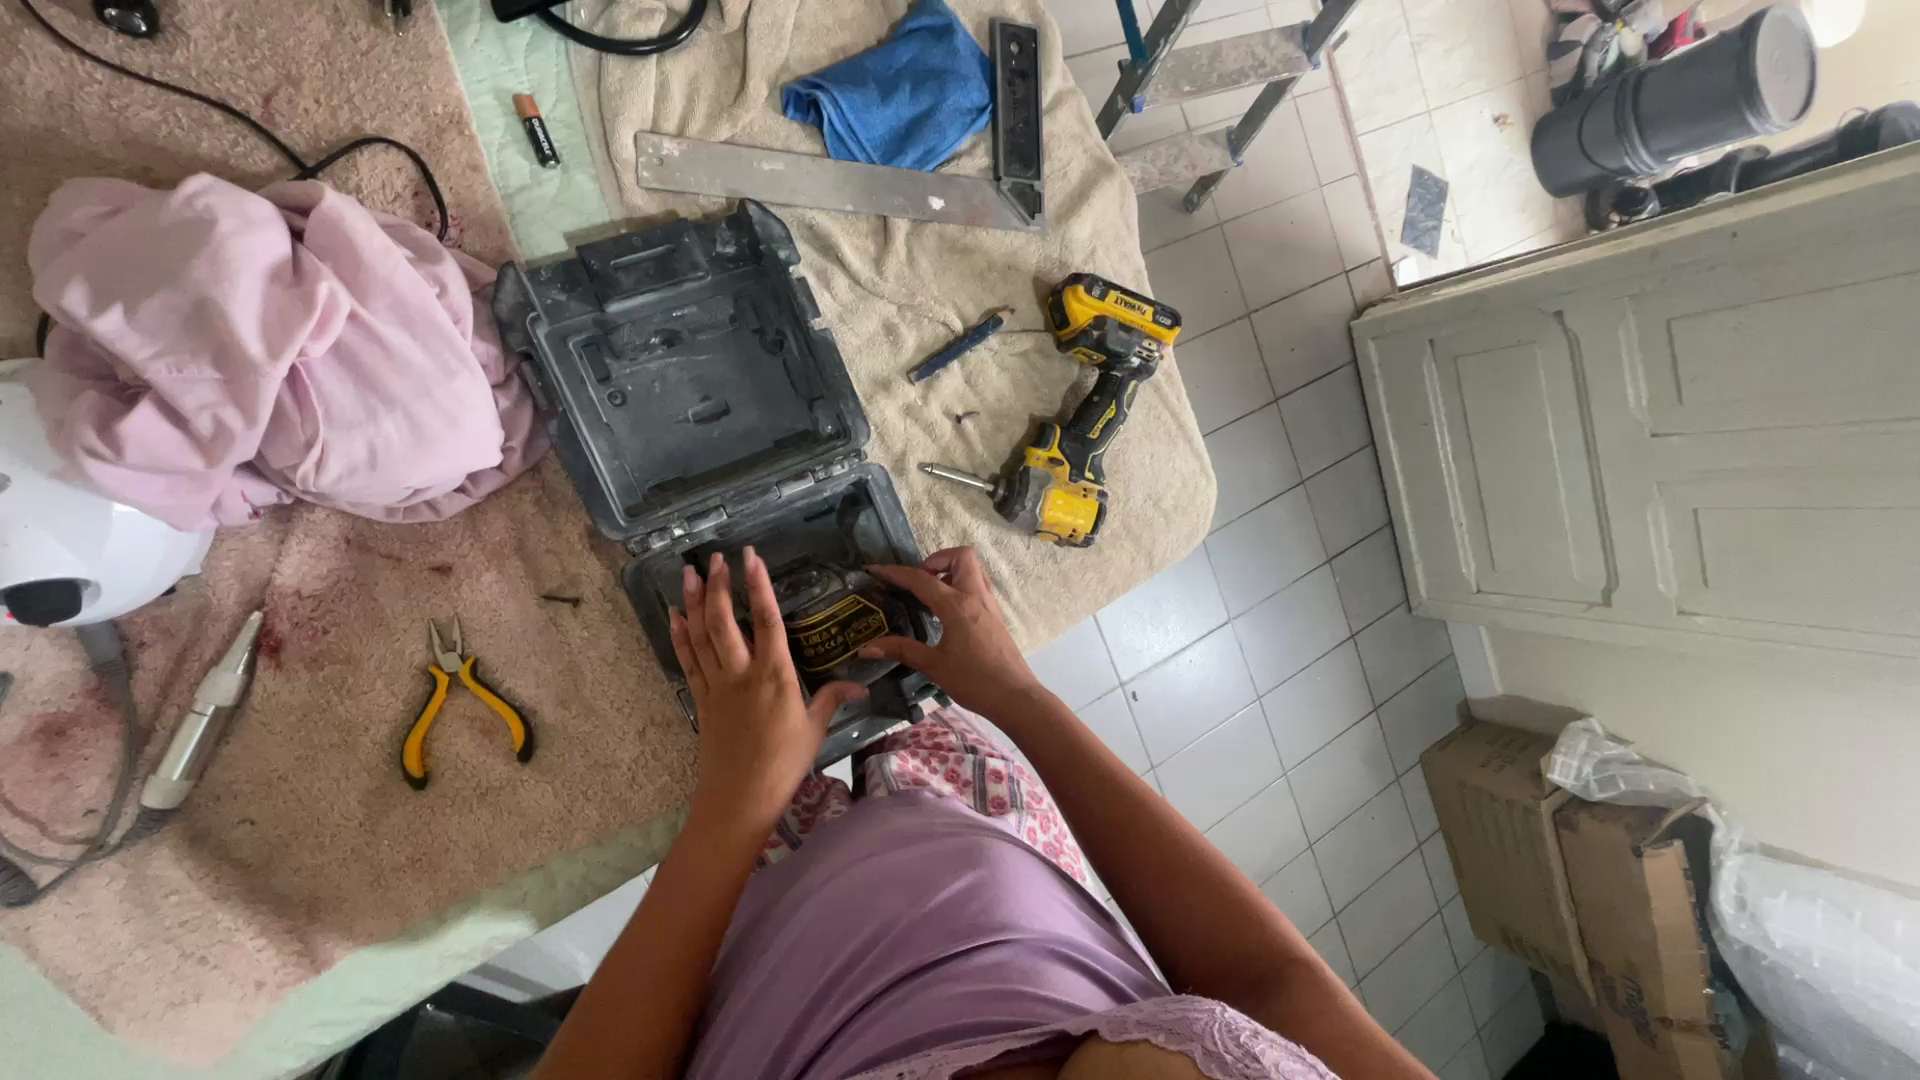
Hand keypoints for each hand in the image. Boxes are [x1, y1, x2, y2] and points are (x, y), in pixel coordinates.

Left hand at [669, 548, 865, 830]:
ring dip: (693, 602)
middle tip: (715, 558)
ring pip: (701, 636)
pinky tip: (674, 616)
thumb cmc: (785, 763)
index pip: (767, 620)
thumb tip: (861, 685)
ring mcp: (717, 686)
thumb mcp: (815, 729)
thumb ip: (832, 698)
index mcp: (775, 675)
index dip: (758, 586)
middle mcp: (742, 673)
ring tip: (686, 573)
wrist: (740, 798)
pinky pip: (688, 662)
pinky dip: (680, 637)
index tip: (751, 558)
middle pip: (725, 621)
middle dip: (719, 586)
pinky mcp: (701, 700)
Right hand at [859, 547, 1050, 720]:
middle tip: (919, 581)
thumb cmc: (974, 681)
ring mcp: (989, 604)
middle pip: (960, 556)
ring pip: (973, 569)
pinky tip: (948, 610)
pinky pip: (979, 586)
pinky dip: (961, 586)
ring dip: (951, 571)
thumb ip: (902, 650)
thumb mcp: (934, 666)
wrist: (1015, 697)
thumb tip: (866, 648)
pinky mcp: (996, 615)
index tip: (875, 569)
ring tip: (931, 593)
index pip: (921, 579)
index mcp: (957, 605)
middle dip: (936, 560)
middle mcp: (976, 596)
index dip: (895, 572)